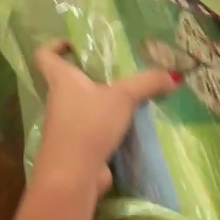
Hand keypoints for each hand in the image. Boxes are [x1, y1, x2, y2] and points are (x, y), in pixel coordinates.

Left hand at [32, 40, 178, 198]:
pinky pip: (95, 128)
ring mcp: (67, 126)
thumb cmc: (89, 125)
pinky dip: (111, 125)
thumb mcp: (124, 97)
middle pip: (70, 80)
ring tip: (134, 95)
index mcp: (62, 80)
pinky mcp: (78, 147)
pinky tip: (133, 123)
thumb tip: (174, 75)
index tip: (74, 43)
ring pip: (85, 105)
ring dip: (105, 101)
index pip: (45, 55)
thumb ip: (148, 82)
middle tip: (121, 68)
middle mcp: (59, 101)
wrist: (73, 177)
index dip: (55, 44)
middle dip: (93, 73)